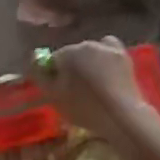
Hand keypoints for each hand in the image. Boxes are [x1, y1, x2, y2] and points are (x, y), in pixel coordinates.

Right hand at [38, 38, 159, 148]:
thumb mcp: (54, 97)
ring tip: (93, 83)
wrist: (121, 115)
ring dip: (89, 62)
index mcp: (68, 52)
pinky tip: (107, 72)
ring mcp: (109, 49)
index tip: (57, 90)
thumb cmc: (84, 108)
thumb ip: (41, 78)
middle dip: (71, 68)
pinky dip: (106, 57)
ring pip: (92, 51)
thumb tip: (35, 64)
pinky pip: (110, 51)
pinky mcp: (125, 57)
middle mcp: (88, 44)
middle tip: (75, 90)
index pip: (54, 60)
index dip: (53, 75)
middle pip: (73, 54)